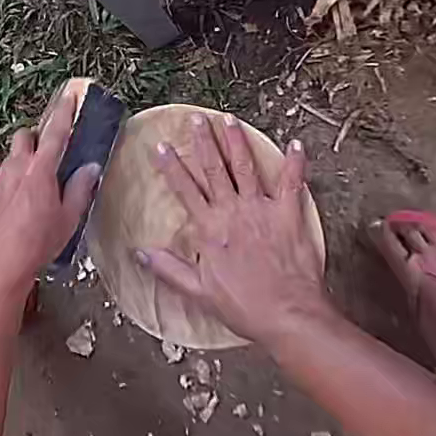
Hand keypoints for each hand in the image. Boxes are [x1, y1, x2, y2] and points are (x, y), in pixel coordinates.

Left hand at [0, 78, 101, 302]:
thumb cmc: (36, 245)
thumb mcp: (68, 219)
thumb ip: (80, 189)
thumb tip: (90, 168)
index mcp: (40, 169)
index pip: (55, 131)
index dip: (64, 111)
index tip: (70, 97)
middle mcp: (15, 168)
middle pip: (24, 136)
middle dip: (36, 137)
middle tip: (50, 150)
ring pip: (10, 157)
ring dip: (23, 160)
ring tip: (35, 180)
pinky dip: (10, 182)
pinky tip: (16, 202)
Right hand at [137, 112, 328, 344]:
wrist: (287, 316)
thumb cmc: (245, 307)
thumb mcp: (199, 292)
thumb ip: (169, 270)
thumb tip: (140, 253)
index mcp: (210, 229)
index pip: (185, 189)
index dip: (171, 166)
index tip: (161, 146)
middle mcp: (233, 211)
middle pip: (214, 168)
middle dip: (204, 141)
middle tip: (196, 119)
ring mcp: (261, 209)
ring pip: (245, 166)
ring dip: (237, 141)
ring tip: (229, 119)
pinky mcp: (287, 214)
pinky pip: (291, 182)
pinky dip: (295, 163)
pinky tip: (295, 144)